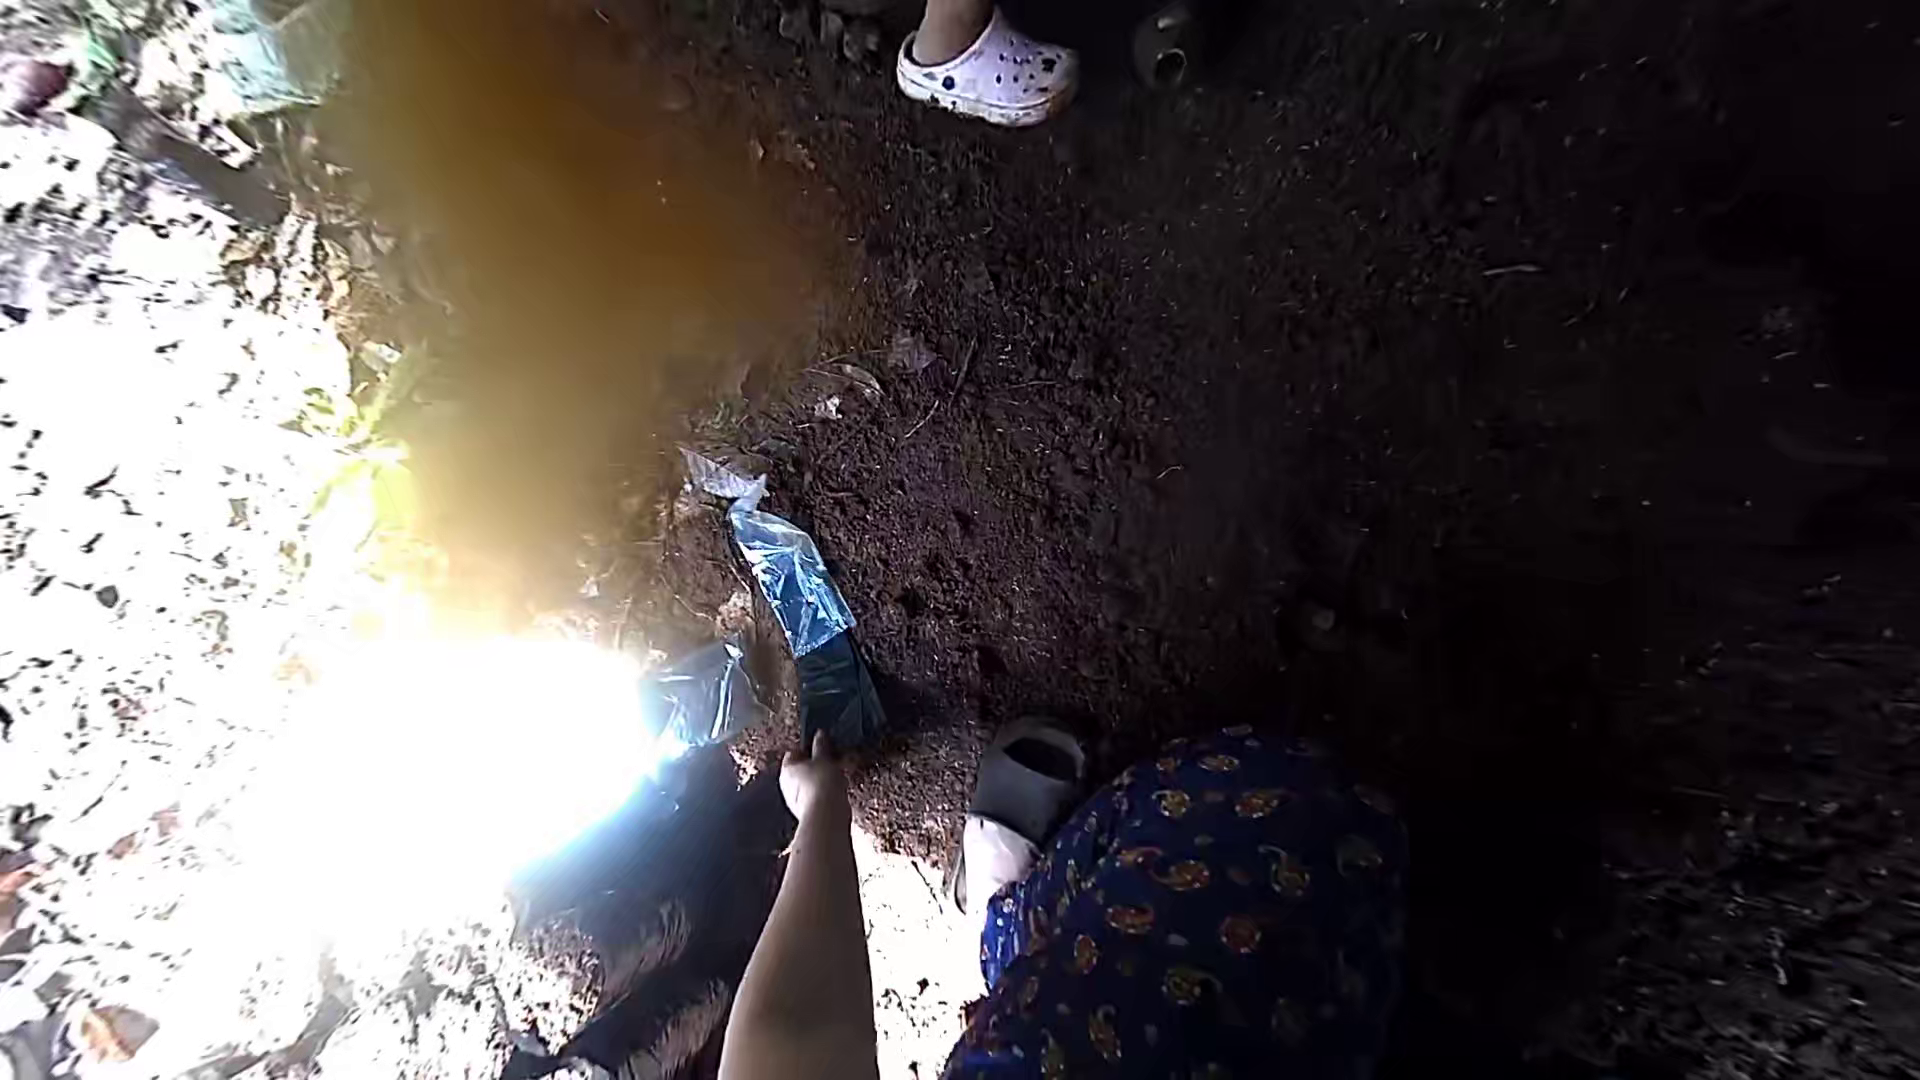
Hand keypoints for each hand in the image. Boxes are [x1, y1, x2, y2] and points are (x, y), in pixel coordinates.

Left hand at [780, 731, 848, 824]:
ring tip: (837, 774)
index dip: (807, 747)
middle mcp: (787, 785)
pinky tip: (836, 788)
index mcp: (786, 769)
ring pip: (809, 782)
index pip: (794, 752)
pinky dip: (824, 790)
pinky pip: (815, 794)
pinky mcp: (808, 810)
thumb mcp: (824, 758)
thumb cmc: (821, 783)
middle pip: (800, 768)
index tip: (821, 745)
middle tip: (831, 759)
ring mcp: (796, 799)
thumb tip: (819, 734)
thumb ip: (820, 745)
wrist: (827, 812)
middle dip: (815, 763)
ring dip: (821, 777)